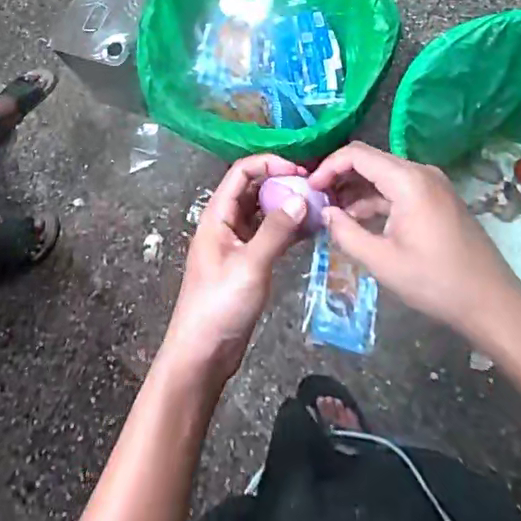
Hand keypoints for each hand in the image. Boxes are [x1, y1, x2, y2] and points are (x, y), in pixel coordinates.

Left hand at [160, 154, 307, 381]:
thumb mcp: (250, 265)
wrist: (202, 356)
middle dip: (283, 182)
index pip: (242, 173)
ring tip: (319, 204)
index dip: (269, 163)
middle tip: (315, 186)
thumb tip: (302, 197)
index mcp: (217, 216)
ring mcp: (238, 244)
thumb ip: (276, 230)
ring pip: (264, 212)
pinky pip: (271, 234)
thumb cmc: (219, 306)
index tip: (300, 170)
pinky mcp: (249, 262)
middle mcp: (226, 224)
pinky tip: (312, 229)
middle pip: (255, 189)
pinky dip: (289, 228)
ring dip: (288, 205)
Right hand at [307, 142, 520, 347]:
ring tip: (332, 213)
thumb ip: (347, 233)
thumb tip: (325, 212)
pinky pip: (401, 188)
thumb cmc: (435, 282)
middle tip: (316, 199)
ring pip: (385, 174)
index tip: (309, 188)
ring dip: (358, 189)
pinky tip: (360, 220)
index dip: (329, 166)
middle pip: (371, 160)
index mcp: (408, 180)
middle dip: (341, 177)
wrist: (491, 301)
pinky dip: (378, 199)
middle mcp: (421, 172)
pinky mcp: (438, 198)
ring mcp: (433, 184)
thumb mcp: (382, 261)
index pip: (358, 154)